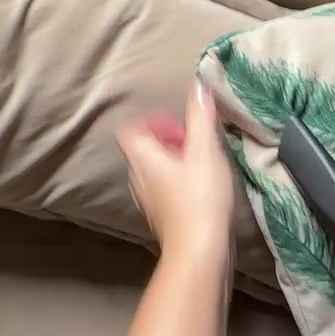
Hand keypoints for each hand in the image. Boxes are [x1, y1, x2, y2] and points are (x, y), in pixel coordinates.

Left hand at [117, 82, 235, 263]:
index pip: (129, 129)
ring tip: (201, 165)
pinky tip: (201, 189)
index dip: (150, 121)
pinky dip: (177, 183)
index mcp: (141, 157)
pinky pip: (163, 191)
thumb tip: (199, 84)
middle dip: (166, 140)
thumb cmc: (200, 198)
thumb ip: (201, 116)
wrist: (200, 251)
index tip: (177, 125)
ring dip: (173, 163)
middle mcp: (137, 178)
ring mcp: (147, 201)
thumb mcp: (205, 150)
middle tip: (194, 143)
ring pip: (153, 172)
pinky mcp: (161, 218)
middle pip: (142, 149)